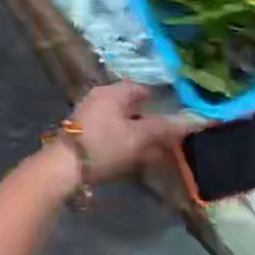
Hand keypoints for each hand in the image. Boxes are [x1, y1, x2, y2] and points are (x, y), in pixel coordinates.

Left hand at [67, 82, 190, 182]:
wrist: (65, 165)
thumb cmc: (104, 145)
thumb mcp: (137, 137)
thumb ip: (162, 128)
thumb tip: (190, 121)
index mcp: (113, 92)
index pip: (143, 89)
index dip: (161, 100)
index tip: (175, 115)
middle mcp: (100, 97)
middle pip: (132, 104)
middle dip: (151, 119)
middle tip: (166, 136)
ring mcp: (90, 112)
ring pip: (122, 118)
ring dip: (138, 131)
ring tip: (154, 148)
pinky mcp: (84, 130)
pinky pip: (111, 129)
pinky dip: (125, 138)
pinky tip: (134, 153)